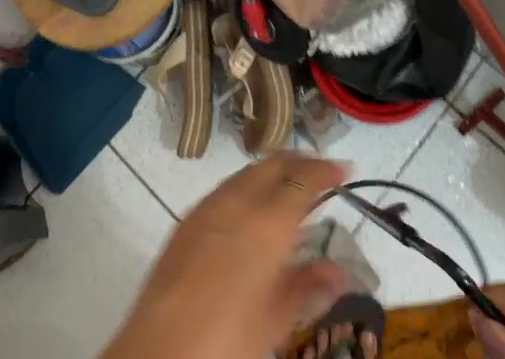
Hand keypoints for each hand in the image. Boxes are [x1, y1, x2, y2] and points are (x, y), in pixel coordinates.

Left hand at [101, 153, 353, 358]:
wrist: (160, 348)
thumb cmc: (228, 337)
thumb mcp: (277, 318)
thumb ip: (309, 285)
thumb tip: (338, 273)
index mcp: (269, 222)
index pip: (304, 178)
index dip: (327, 170)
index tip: (344, 170)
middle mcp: (238, 202)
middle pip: (274, 163)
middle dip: (300, 163)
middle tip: (320, 174)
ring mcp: (208, 206)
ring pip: (246, 172)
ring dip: (272, 172)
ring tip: (288, 189)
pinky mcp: (186, 220)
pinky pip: (224, 188)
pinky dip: (246, 186)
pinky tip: (250, 209)